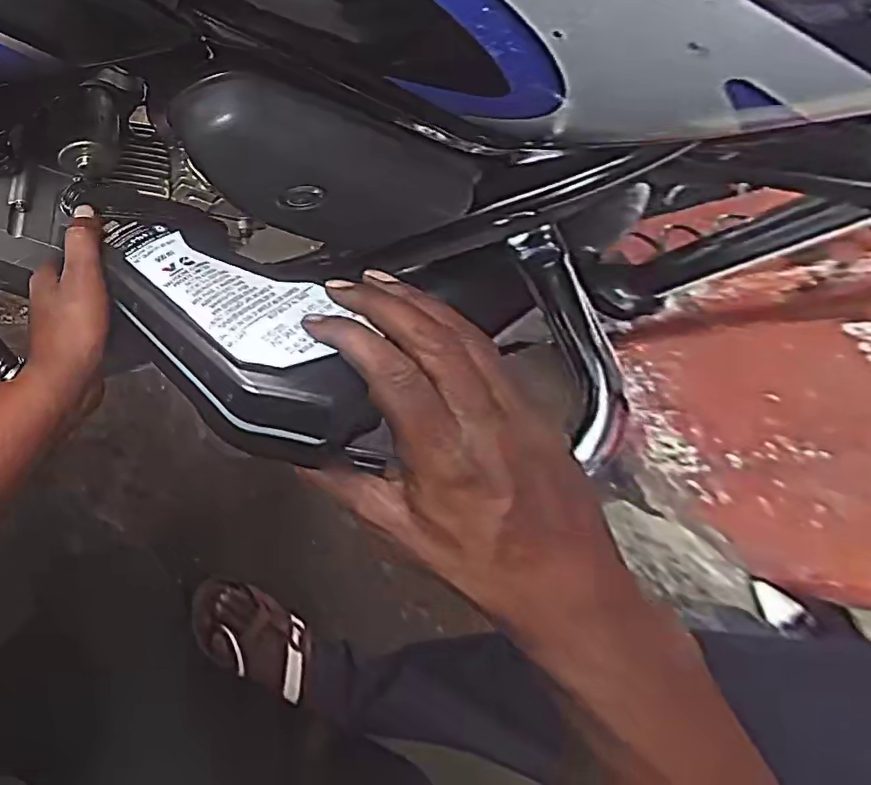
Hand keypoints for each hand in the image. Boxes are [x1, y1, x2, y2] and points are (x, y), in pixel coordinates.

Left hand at [21, 205, 110, 396]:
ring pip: (85, 296)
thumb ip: (83, 242)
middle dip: (97, 266)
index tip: (106, 232)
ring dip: (103, 292)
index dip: (87, 238)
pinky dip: (107, 316)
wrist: (70, 383)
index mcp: (47, 278)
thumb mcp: (82, 276)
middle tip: (119, 261)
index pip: (65, 247)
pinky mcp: (77, 340)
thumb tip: (84, 214)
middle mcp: (50, 299)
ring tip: (123, 288)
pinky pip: (95, 320)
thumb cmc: (70, 336)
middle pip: (76, 271)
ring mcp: (63, 321)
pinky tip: (119, 319)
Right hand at [300, 274, 638, 637]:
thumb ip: (341, 486)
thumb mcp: (397, 530)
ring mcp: (515, 410)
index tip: (322, 324)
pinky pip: (486, 347)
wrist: (569, 587)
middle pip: (433, 341)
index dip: (354, 339)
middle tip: (343, 288)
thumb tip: (301, 455)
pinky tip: (426, 308)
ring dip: (415, 300)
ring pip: (464, 334)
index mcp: (447, 458)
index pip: (397, 377)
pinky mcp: (532, 405)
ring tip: (377, 282)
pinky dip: (448, 317)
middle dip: (381, 303)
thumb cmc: (488, 565)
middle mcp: (486, 424)